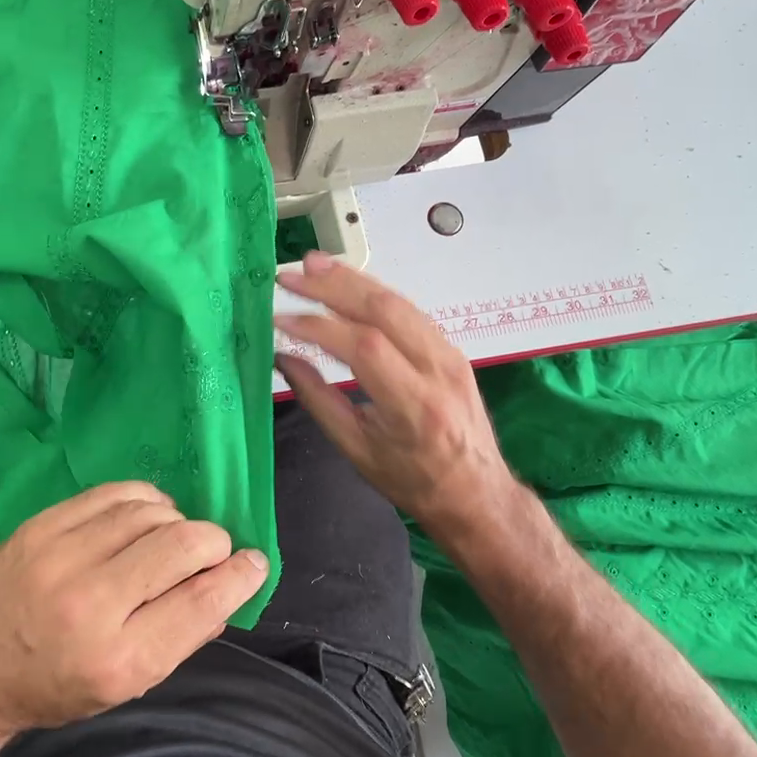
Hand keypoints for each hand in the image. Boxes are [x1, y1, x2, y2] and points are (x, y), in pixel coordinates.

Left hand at [0, 481, 269, 744]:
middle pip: (182, 544)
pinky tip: (145, 516)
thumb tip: (231, 586)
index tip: (253, 563)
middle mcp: (90, 603)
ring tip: (173, 537)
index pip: (202, 600)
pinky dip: (142, 500)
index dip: (240, 575)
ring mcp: (60, 557)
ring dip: (176, 521)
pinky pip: (112, 493)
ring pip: (149, 511)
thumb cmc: (57, 687)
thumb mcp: (127, 685)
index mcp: (120, 659)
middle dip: (213, 542)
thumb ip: (183, 636)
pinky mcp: (40, 526)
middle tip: (213, 551)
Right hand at [273, 250, 513, 527]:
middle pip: (384, 310)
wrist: (476, 492)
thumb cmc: (411, 480)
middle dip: (333, 286)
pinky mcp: (451, 347)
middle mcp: (438, 371)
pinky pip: (409, 310)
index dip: (318, 327)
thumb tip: (283, 357)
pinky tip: (346, 282)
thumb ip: (318, 399)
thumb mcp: (356, 449)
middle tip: (293, 274)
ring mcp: (450, 354)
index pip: (364, 347)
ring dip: (352, 279)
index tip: (281, 319)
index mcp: (413, 406)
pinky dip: (373, 292)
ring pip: (399, 302)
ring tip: (313, 264)